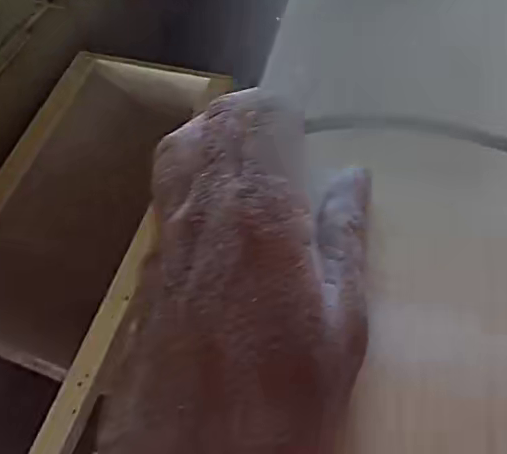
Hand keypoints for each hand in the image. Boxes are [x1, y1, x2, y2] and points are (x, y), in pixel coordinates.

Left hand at [101, 90, 370, 453]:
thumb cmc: (281, 397)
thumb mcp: (342, 326)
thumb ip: (346, 237)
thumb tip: (354, 177)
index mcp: (264, 209)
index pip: (264, 115)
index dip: (284, 110)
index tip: (304, 129)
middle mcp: (210, 202)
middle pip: (220, 117)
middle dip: (251, 111)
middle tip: (279, 136)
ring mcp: (171, 224)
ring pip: (183, 139)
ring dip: (215, 131)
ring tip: (244, 155)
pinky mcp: (151, 252)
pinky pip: (165, 180)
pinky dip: (189, 165)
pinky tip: (212, 198)